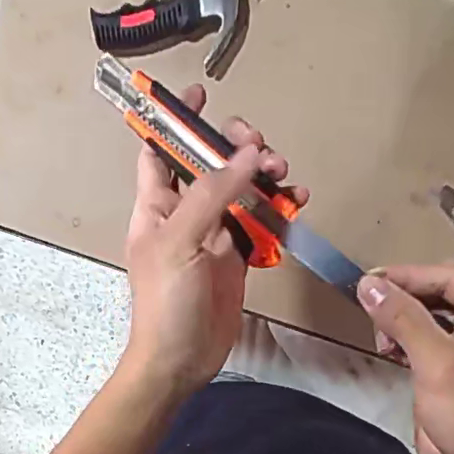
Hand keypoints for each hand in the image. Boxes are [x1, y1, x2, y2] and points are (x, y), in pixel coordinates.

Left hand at [122, 85, 306, 395]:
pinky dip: (279, 209)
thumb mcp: (179, 242)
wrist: (181, 359)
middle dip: (236, 146)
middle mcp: (186, 213)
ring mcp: (214, 234)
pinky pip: (262, 222)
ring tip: (284, 174)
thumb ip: (211, 195)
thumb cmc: (166, 304)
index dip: (176, 120)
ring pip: (242, 189)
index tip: (200, 94)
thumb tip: (244, 155)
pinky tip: (296, 202)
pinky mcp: (239, 256)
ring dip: (264, 175)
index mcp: (158, 205)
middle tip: (261, 147)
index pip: (162, 149)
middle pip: (212, 163)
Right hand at [357, 265, 453, 453]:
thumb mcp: (437, 362)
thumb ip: (403, 318)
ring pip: (434, 314)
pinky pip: (431, 337)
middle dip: (405, 298)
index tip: (366, 280)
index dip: (408, 277)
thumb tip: (367, 284)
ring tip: (381, 335)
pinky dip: (407, 339)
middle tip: (367, 303)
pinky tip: (389, 347)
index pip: (453, 279)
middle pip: (444, 293)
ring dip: (403, 320)